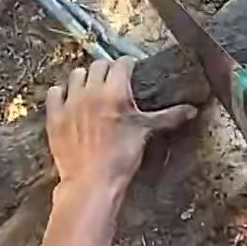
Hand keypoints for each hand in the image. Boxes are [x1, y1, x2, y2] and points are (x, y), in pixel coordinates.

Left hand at [45, 57, 196, 209]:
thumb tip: (192, 110)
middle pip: (99, 65)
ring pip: (76, 74)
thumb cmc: (121, 157)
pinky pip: (55, 92)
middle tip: (115, 82)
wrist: (91, 182)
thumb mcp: (146, 133)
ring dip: (86, 78)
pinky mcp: (55, 116)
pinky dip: (63, 92)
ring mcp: (70, 102)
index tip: (132, 70)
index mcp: (115, 92)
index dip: (129, 64)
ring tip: (93, 89)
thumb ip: (168, 117)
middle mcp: (91, 91)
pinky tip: (70, 100)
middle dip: (108, 70)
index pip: (122, 63)